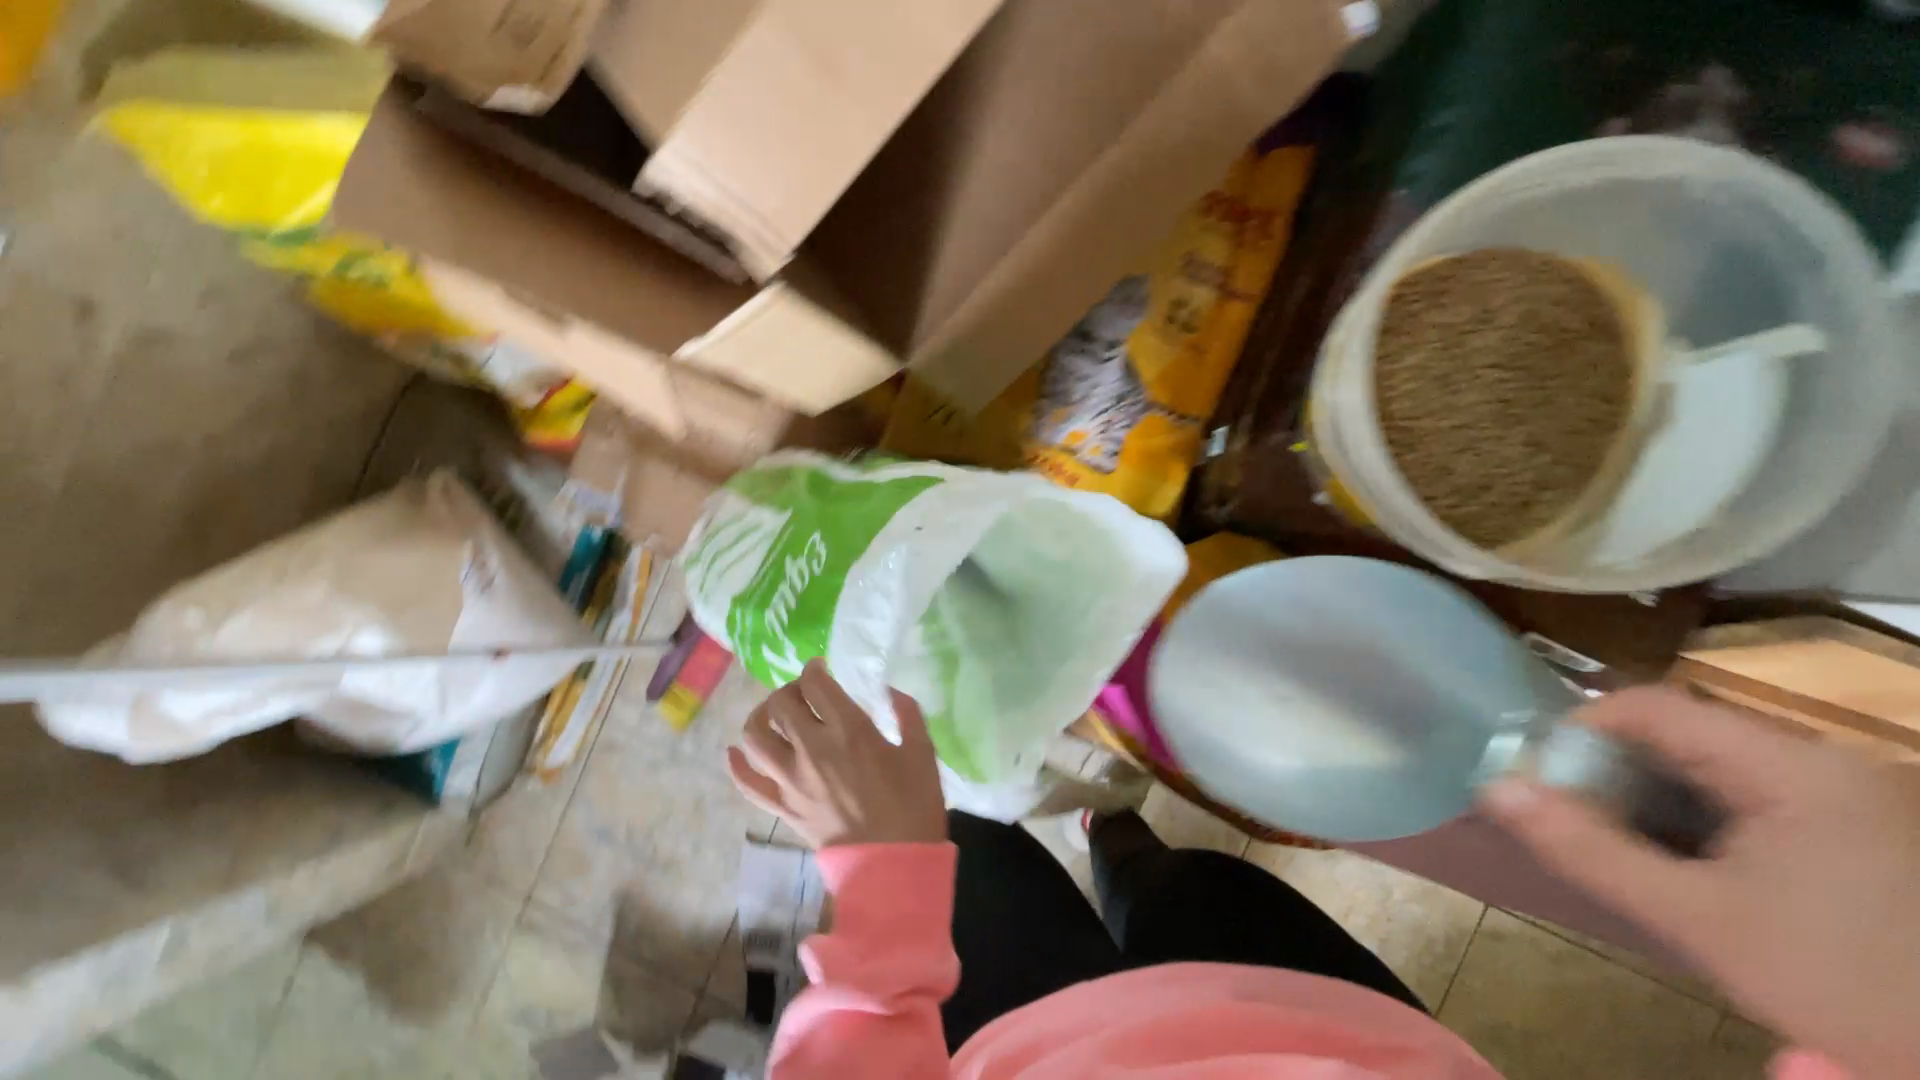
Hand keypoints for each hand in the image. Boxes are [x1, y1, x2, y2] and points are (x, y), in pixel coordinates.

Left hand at [726, 658, 947, 849]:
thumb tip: (888, 691)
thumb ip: (906, 714)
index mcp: (849, 729)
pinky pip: (747, 783)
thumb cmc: (914, 807)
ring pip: (755, 735)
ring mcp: (791, 780)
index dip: (814, 669)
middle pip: (781, 703)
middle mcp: (812, 748)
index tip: (821, 669)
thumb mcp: (922, 753)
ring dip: (760, 717)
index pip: (815, 683)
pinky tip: (736, 753)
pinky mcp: (783, 808)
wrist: (893, 866)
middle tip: (805, 695)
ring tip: (774, 716)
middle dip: (791, 690)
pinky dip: (737, 765)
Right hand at [1481, 687, 1919, 1079]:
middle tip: (1565, 817)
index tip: (1540, 780)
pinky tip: (1677, 862)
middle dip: (1608, 771)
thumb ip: (1590, 851)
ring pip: (1708, 767)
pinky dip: (1692, 818)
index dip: (1579, 731)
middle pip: (1678, 734)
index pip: (1651, 707)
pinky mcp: (1853, 828)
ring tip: (1609, 842)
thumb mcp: (1699, 920)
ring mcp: (1843, 794)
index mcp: (1791, 766)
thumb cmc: (1841, 983)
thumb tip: (1494, 789)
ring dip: (1645, 796)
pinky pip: (1745, 797)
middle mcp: (1820, 761)